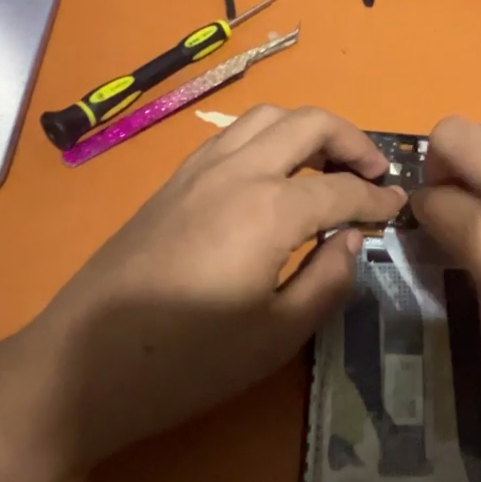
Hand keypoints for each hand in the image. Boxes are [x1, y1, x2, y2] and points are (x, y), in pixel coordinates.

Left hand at [31, 105, 402, 463]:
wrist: (82, 366)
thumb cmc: (187, 362)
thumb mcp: (276, 336)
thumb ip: (328, 280)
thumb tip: (351, 239)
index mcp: (268, 209)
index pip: (341, 187)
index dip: (377, 196)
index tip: (398, 204)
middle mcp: (237, 171)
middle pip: (308, 123)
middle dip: (350, 138)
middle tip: (372, 171)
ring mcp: (200, 169)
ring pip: (268, 116)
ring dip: (308, 130)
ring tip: (327, 165)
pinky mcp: (174, 180)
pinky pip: (234, 134)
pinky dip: (269, 138)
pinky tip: (273, 176)